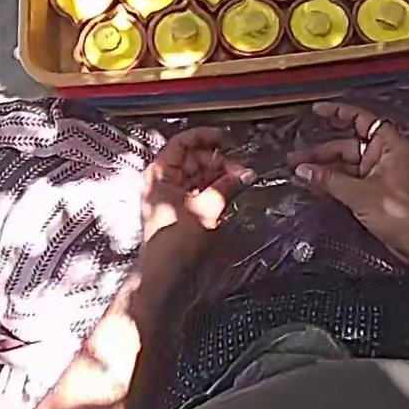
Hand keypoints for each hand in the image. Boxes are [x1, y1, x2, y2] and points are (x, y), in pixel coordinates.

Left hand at [140, 128, 254, 246]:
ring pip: (200, 175)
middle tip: (242, 170)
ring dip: (220, 175)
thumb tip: (248, 174)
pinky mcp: (180, 208)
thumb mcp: (203, 209)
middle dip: (219, 162)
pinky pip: (200, 189)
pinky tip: (231, 190)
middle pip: (195, 159)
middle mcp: (164, 179)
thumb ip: (226, 187)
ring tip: (241, 180)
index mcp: (160, 173)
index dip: (205, 136)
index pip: (182, 142)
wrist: (164, 272)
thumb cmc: (174, 239)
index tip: (228, 138)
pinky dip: (215, 188)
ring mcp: (171, 194)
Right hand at [288, 102, 408, 259]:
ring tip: (298, 174)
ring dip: (324, 170)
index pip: (361, 120)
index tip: (316, 111)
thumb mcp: (360, 194)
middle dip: (321, 152)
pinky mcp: (377, 193)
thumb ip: (329, 180)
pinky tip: (314, 186)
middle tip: (294, 159)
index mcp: (389, 145)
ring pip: (346, 166)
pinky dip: (333, 183)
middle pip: (347, 146)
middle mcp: (385, 156)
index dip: (338, 113)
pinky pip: (350, 182)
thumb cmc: (402, 213)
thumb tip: (301, 170)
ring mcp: (381, 175)